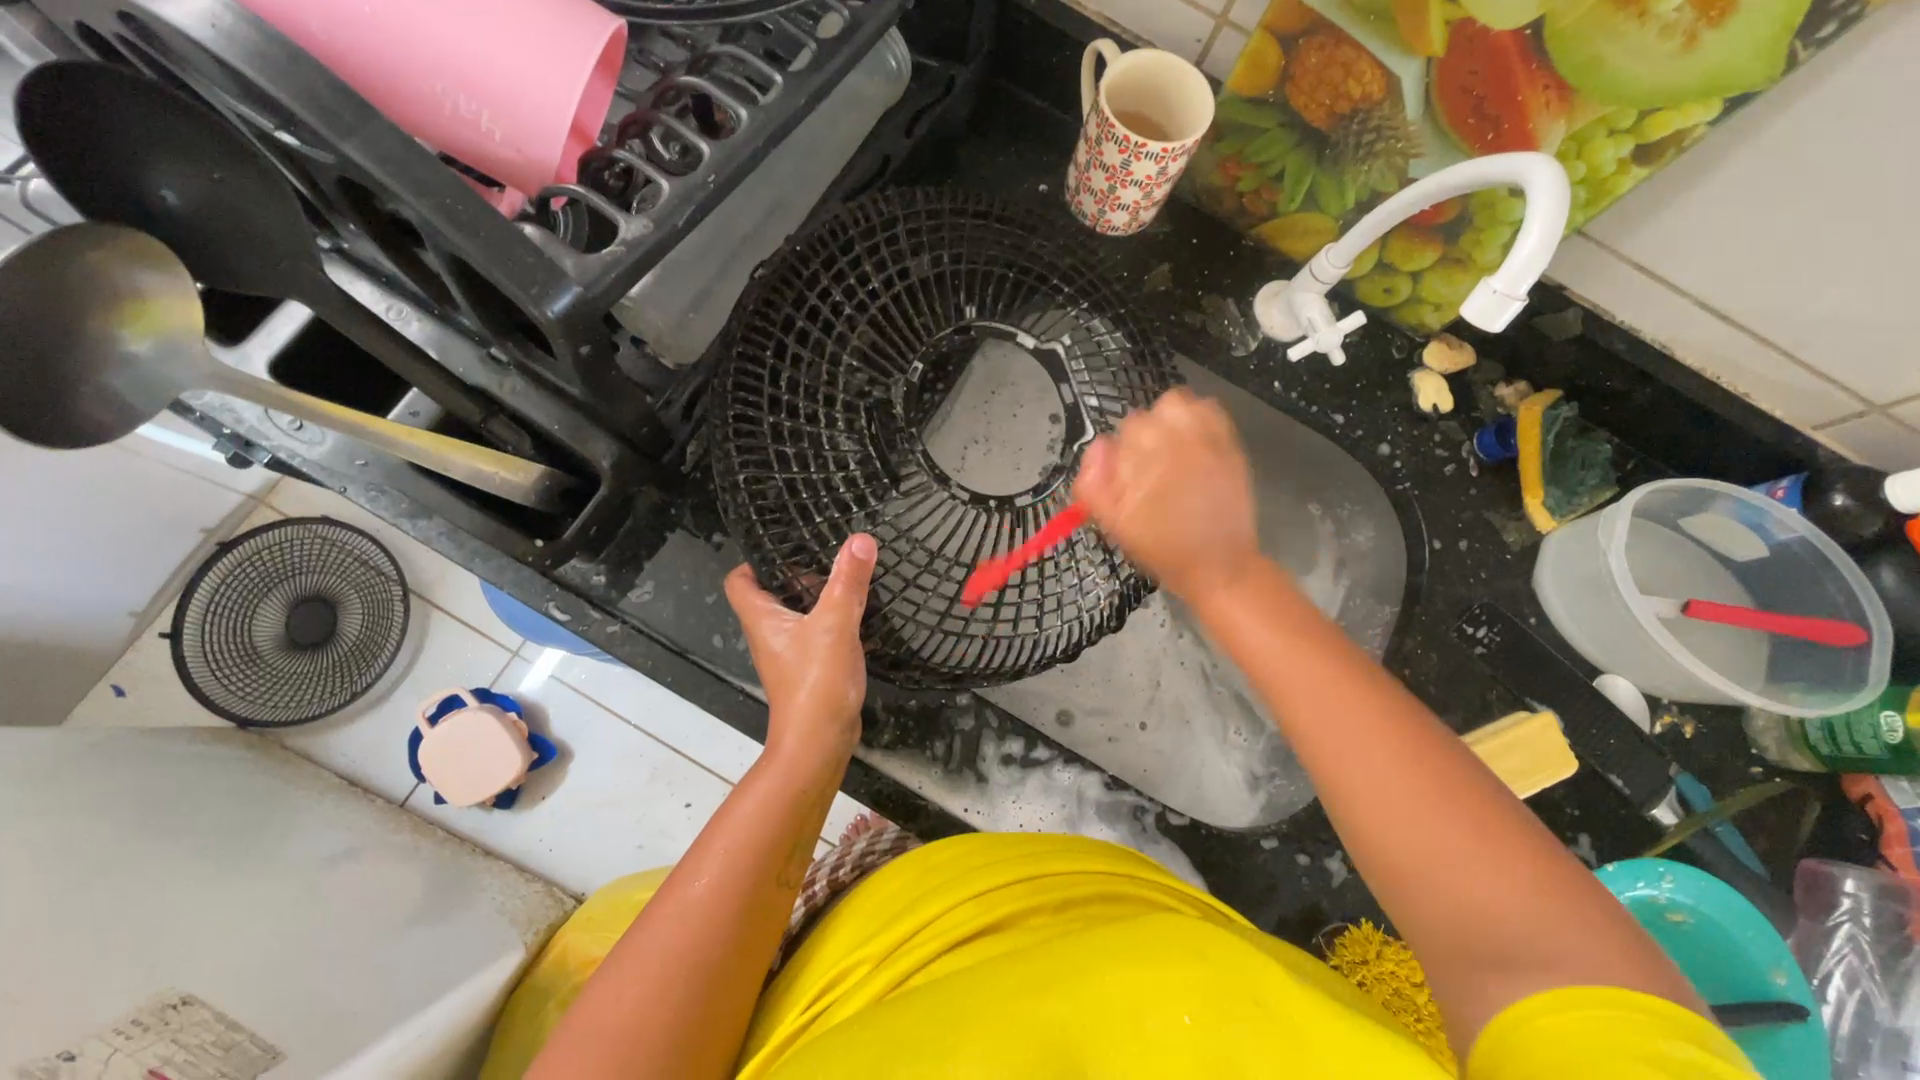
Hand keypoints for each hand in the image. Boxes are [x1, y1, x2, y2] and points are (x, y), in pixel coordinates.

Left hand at [724, 534, 876, 763]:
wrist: (819, 742)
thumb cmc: (816, 680)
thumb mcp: (835, 623)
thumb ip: (848, 581)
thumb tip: (860, 539)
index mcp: (762, 618)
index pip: (739, 581)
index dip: (756, 561)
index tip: (786, 546)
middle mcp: (769, 634)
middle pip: (773, 594)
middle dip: (799, 575)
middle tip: (830, 560)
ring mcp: (789, 654)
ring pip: (798, 615)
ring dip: (820, 599)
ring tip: (849, 581)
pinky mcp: (810, 669)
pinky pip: (817, 635)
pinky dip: (834, 623)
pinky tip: (860, 616)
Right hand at [1074, 387, 1261, 604]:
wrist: (1218, 565)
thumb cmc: (1162, 548)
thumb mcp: (1115, 524)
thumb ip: (1093, 484)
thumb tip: (1097, 447)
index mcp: (1146, 458)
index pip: (1125, 429)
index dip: (1122, 452)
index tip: (1127, 475)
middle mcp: (1177, 441)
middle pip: (1149, 414)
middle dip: (1143, 435)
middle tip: (1148, 465)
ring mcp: (1207, 440)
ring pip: (1178, 403)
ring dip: (1169, 419)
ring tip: (1170, 448)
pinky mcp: (1230, 445)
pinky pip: (1211, 410)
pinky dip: (1199, 418)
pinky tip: (1194, 442)